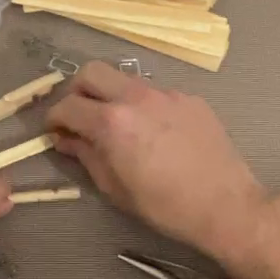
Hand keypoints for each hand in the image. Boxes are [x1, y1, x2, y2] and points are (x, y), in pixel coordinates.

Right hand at [45, 61, 268, 264]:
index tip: (55, 132)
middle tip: (80, 117)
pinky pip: (154, 93)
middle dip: (77, 92)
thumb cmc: (163, 205)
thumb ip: (84, 155)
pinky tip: (153, 132)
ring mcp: (165, 94)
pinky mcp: (189, 99)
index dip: (53, 119)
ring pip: (124, 79)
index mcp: (112, 122)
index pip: (67, 106)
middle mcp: (135, 98)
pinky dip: (141, 105)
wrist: (226, 206)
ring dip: (110, 96)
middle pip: (91, 73)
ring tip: (118, 125)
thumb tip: (65, 139)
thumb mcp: (113, 187)